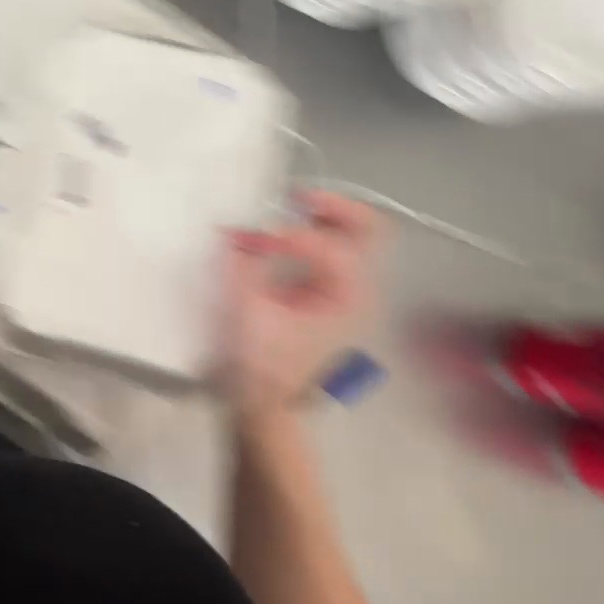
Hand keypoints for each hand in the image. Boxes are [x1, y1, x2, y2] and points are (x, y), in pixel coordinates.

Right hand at [221, 191, 381, 412]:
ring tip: (283, 210)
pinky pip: (328, 250)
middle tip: (292, 197)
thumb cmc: (260, 365)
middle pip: (366, 230)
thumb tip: (237, 233)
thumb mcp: (247, 313)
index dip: (287, 237)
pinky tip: (276, 236)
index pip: (328, 245)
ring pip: (352, 236)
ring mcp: (345, 292)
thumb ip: (244, 266)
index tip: (250, 243)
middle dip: (331, 207)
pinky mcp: (326, 294)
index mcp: (347, 298)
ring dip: (320, 218)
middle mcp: (357, 290)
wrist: (265, 406)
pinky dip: (307, 234)